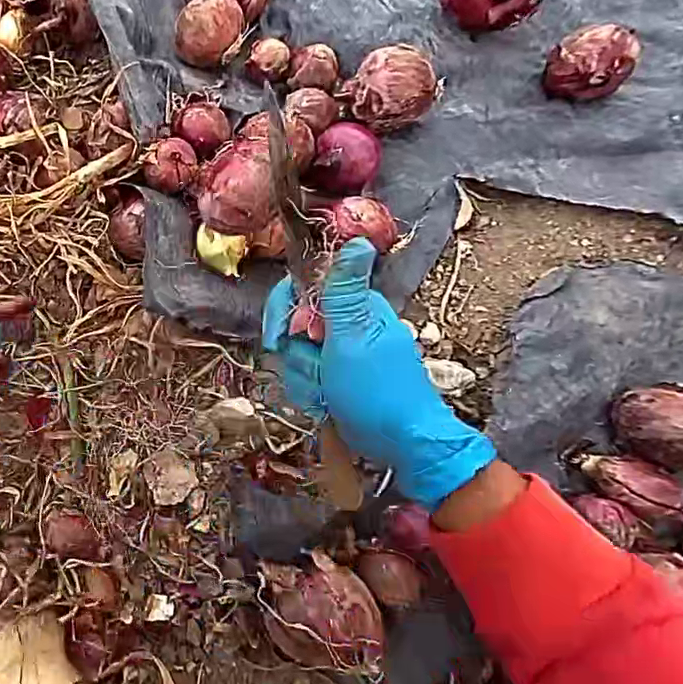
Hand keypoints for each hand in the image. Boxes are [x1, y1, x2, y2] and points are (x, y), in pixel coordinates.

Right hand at [261, 239, 496, 506]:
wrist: (404, 444)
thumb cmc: (379, 392)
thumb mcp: (353, 338)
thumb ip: (344, 292)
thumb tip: (357, 239)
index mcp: (355, 307)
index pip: (301, 290)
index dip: (283, 312)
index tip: (278, 339)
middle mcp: (347, 325)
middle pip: (294, 328)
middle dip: (298, 357)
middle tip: (318, 375)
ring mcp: (342, 354)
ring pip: (298, 357)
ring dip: (305, 380)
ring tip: (327, 396)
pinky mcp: (338, 379)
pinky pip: (308, 378)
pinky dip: (312, 394)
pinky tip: (327, 406)